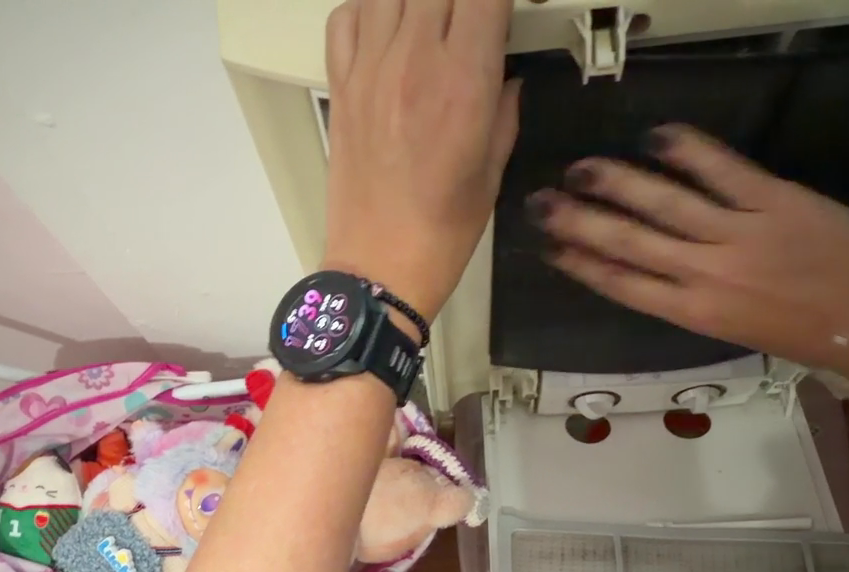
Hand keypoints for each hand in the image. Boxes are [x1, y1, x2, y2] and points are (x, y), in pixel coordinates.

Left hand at [321, 0, 521, 321]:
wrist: (379, 268)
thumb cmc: (440, 234)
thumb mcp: (491, 174)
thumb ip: (504, 113)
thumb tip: (508, 78)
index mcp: (463, 82)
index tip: (503, 15)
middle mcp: (413, 61)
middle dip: (461, 1)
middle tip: (471, 25)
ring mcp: (370, 71)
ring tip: (431, 22)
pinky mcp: (340, 88)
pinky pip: (346, 17)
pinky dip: (367, 11)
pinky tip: (387, 32)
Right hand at [531, 124, 848, 390]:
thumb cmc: (800, 332)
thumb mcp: (732, 328)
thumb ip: (691, 298)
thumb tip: (653, 267)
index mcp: (691, 312)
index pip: (620, 284)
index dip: (578, 264)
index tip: (547, 249)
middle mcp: (702, 274)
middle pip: (626, 242)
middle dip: (577, 222)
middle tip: (540, 203)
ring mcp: (736, 234)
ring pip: (662, 203)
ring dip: (615, 182)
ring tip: (580, 168)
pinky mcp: (773, 200)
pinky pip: (720, 169)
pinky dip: (686, 149)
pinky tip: (656, 135)